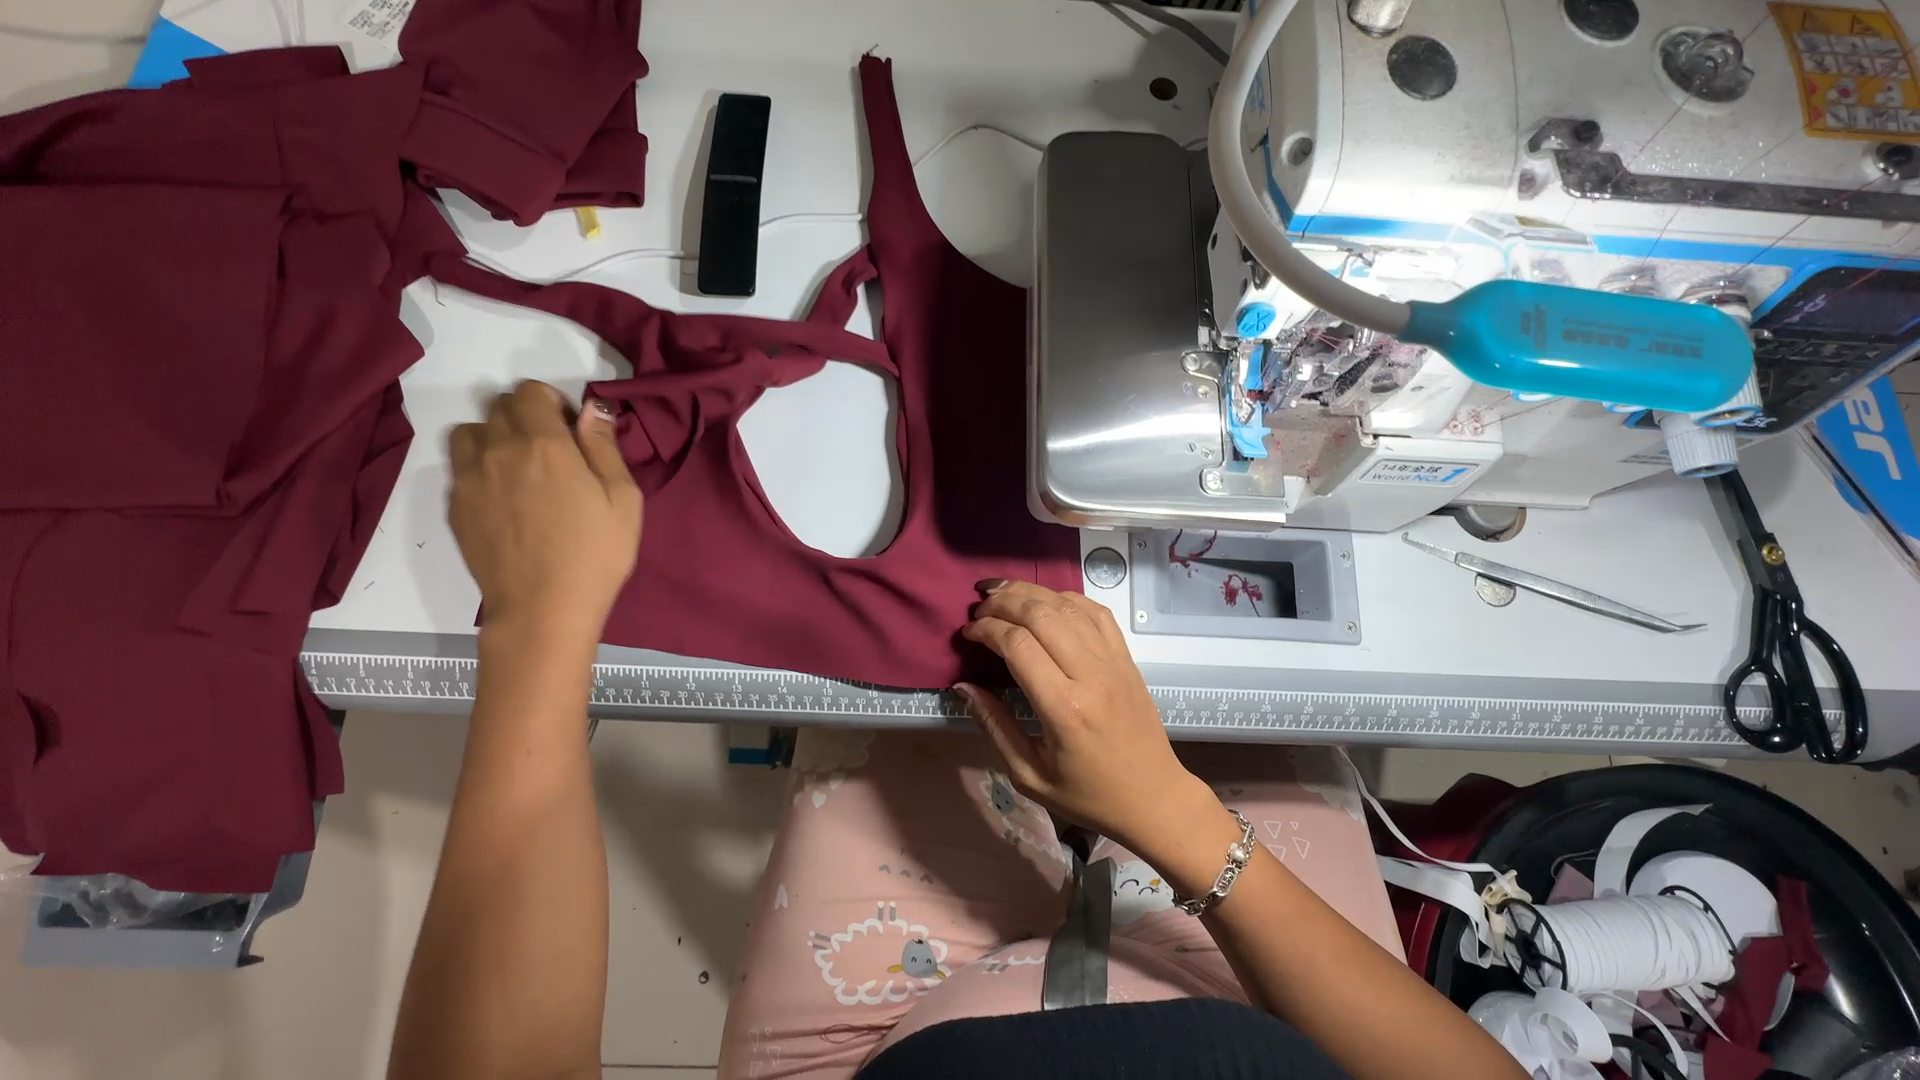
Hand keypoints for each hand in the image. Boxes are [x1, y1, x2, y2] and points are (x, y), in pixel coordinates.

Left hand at [448, 381, 641, 642]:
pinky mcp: (455, 507)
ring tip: (519, 469)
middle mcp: (499, 450)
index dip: (553, 402)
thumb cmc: (596, 554)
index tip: (571, 430)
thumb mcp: (623, 498)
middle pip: (499, 406)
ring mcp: (470, 479)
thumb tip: (591, 410)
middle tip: (551, 451)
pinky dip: (479, 468)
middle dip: (525, 416)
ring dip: (494, 437)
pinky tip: (504, 499)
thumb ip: (604, 446)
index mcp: (544, 444)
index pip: (530, 391)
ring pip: (471, 432)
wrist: (543, 608)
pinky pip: (460, 467)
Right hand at [958, 580, 1214, 851]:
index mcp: (1063, 708)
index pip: (1018, 645)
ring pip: (1068, 606)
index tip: (967, 633)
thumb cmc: (1088, 795)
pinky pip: (1096, 612)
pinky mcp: (1127, 658)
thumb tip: (963, 687)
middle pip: (1041, 614)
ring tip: (1002, 593)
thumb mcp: (1029, 776)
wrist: (1154, 798)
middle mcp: (1090, 675)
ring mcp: (1113, 662)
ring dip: (1031, 592)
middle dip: (1003, 602)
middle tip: (979, 607)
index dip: (987, 629)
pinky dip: (1066, 598)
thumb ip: (995, 727)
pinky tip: (1044, 601)